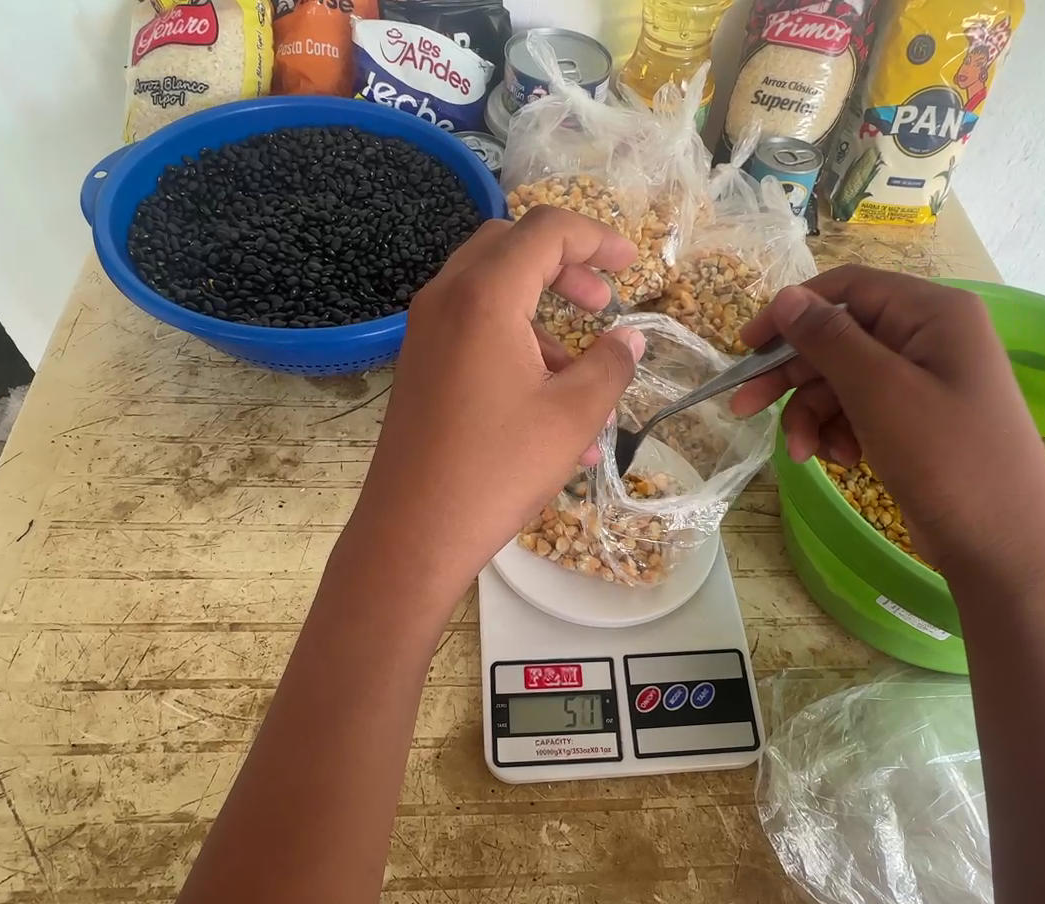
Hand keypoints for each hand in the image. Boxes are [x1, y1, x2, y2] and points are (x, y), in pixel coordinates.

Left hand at [349, 206, 645, 592]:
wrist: (412, 532)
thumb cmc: (497, 470)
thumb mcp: (572, 417)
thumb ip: (609, 366)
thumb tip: (628, 340)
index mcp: (485, 297)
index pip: (546, 231)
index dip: (597, 238)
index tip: (632, 264)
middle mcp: (445, 300)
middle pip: (510, 248)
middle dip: (564, 266)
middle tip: (602, 304)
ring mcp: (424, 334)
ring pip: (490, 293)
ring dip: (541, 317)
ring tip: (582, 377)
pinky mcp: (418, 367)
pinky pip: (471, 331)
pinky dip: (512, 344)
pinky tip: (544, 404)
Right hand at [730, 267, 1044, 582]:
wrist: (1003, 542)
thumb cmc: (946, 457)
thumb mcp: (878, 391)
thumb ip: (828, 339)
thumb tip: (785, 297)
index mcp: (931, 313)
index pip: (847, 289)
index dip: (791, 312)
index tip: (746, 347)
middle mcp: (928, 338)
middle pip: (838, 340)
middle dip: (792, 378)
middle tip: (743, 408)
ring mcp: (923, 382)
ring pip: (842, 382)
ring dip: (814, 416)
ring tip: (804, 454)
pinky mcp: (915, 421)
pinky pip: (859, 412)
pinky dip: (839, 434)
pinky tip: (841, 461)